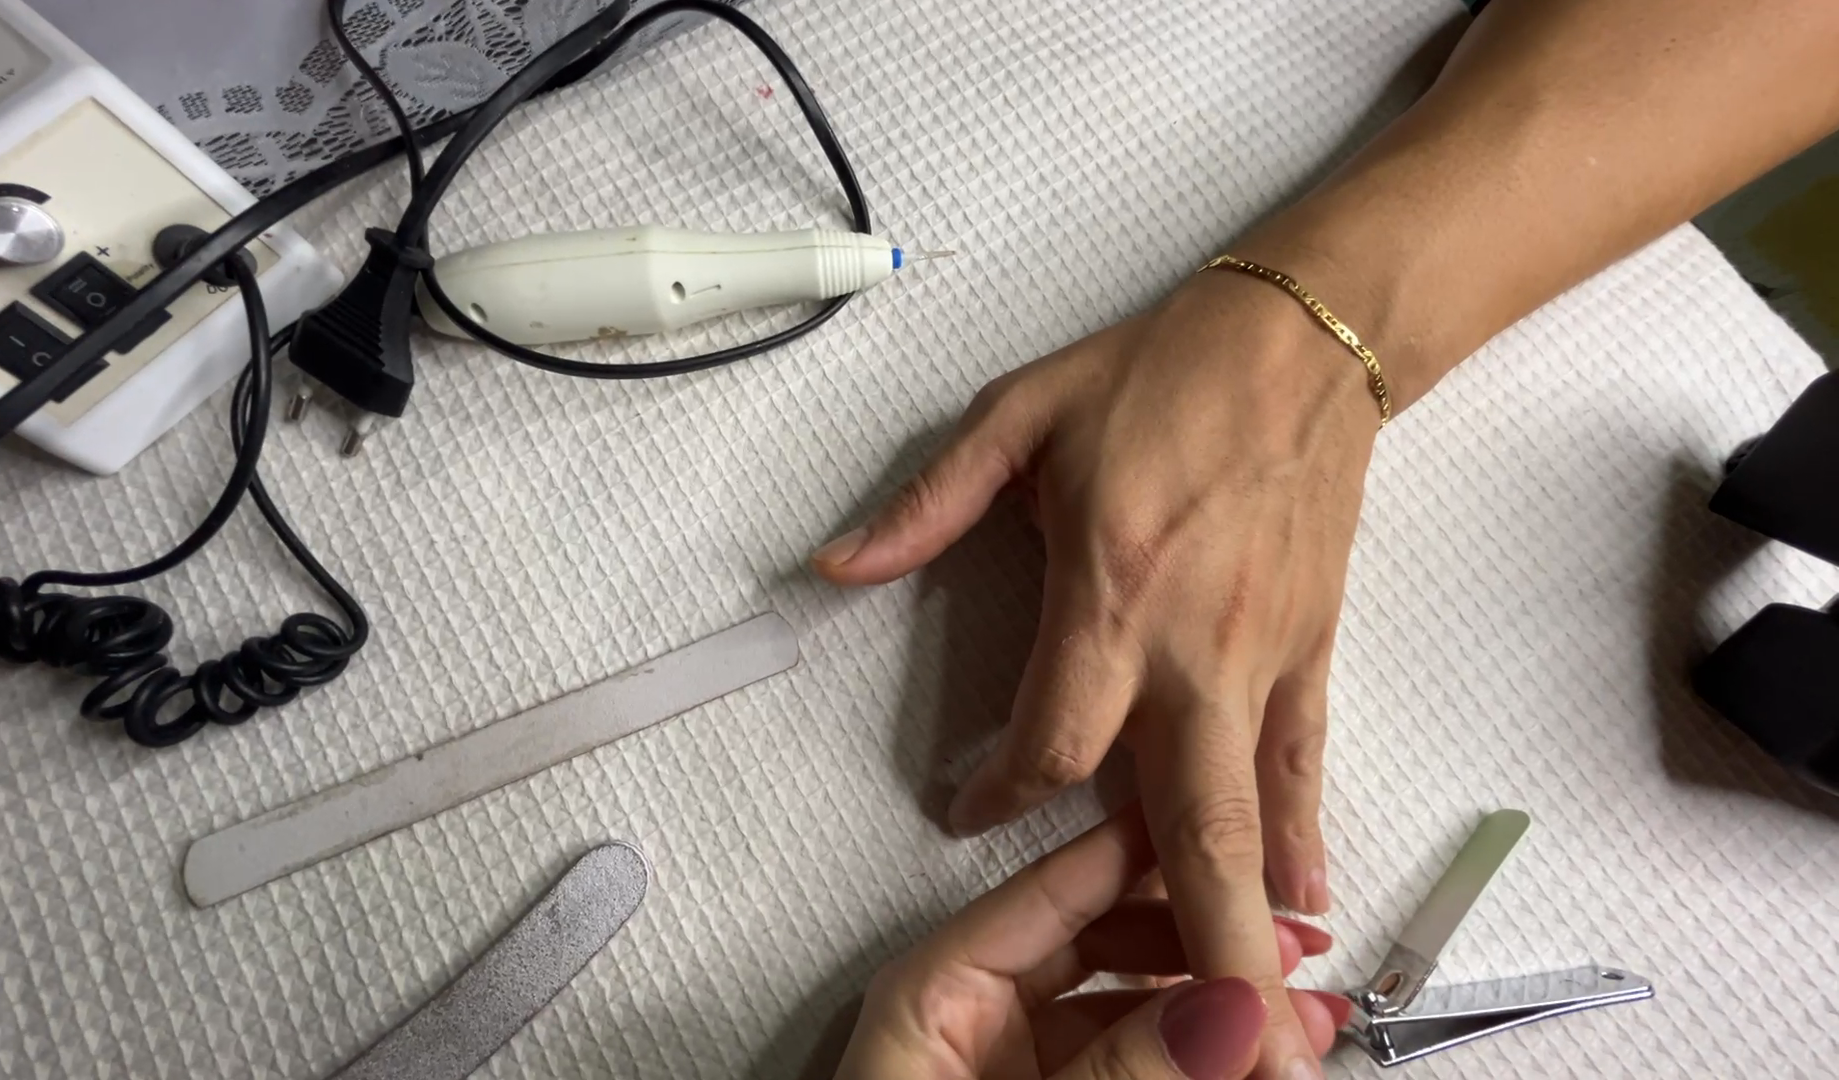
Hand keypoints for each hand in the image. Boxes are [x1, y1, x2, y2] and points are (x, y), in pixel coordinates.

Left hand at [815, 264, 1380, 1076]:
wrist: (1296, 342)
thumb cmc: (1153, 377)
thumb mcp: (1017, 418)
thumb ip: (927, 506)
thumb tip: (837, 565)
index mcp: (1108, 587)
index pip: (1050, 739)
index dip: (999, 795)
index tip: (965, 810)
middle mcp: (1191, 641)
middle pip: (1183, 818)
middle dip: (1188, 936)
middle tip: (1187, 1026)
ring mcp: (1264, 650)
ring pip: (1253, 810)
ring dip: (1248, 909)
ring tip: (1244, 998)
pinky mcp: (1315, 641)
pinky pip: (1305, 757)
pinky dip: (1300, 830)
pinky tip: (1301, 889)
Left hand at [833, 808, 1346, 1078]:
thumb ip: (1123, 1073)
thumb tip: (1232, 1007)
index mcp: (944, 987)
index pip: (1050, 893)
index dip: (1131, 856)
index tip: (1209, 828)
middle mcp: (981, 1010)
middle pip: (1101, 944)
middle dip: (1196, 937)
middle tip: (1289, 935)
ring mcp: (1020, 1062)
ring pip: (1131, 1008)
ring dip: (1214, 1004)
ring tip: (1310, 1002)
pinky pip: (1135, 1063)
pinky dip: (1198, 1060)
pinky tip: (1262, 1062)